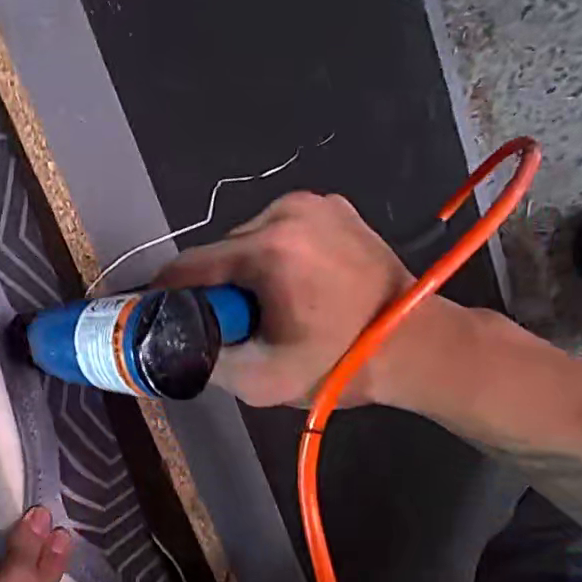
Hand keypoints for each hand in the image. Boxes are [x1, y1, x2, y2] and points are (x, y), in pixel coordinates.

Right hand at [156, 191, 412, 406]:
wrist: (416, 345)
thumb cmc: (337, 366)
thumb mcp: (258, 379)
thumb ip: (202, 355)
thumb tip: (169, 338)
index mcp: (269, 248)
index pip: (190, 266)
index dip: (170, 294)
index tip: (165, 316)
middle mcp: (288, 211)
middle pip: (221, 251)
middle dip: (219, 286)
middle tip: (236, 324)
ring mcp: (315, 203)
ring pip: (248, 239)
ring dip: (246, 271)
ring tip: (271, 306)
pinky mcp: (333, 206)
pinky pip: (281, 230)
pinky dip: (275, 256)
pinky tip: (296, 285)